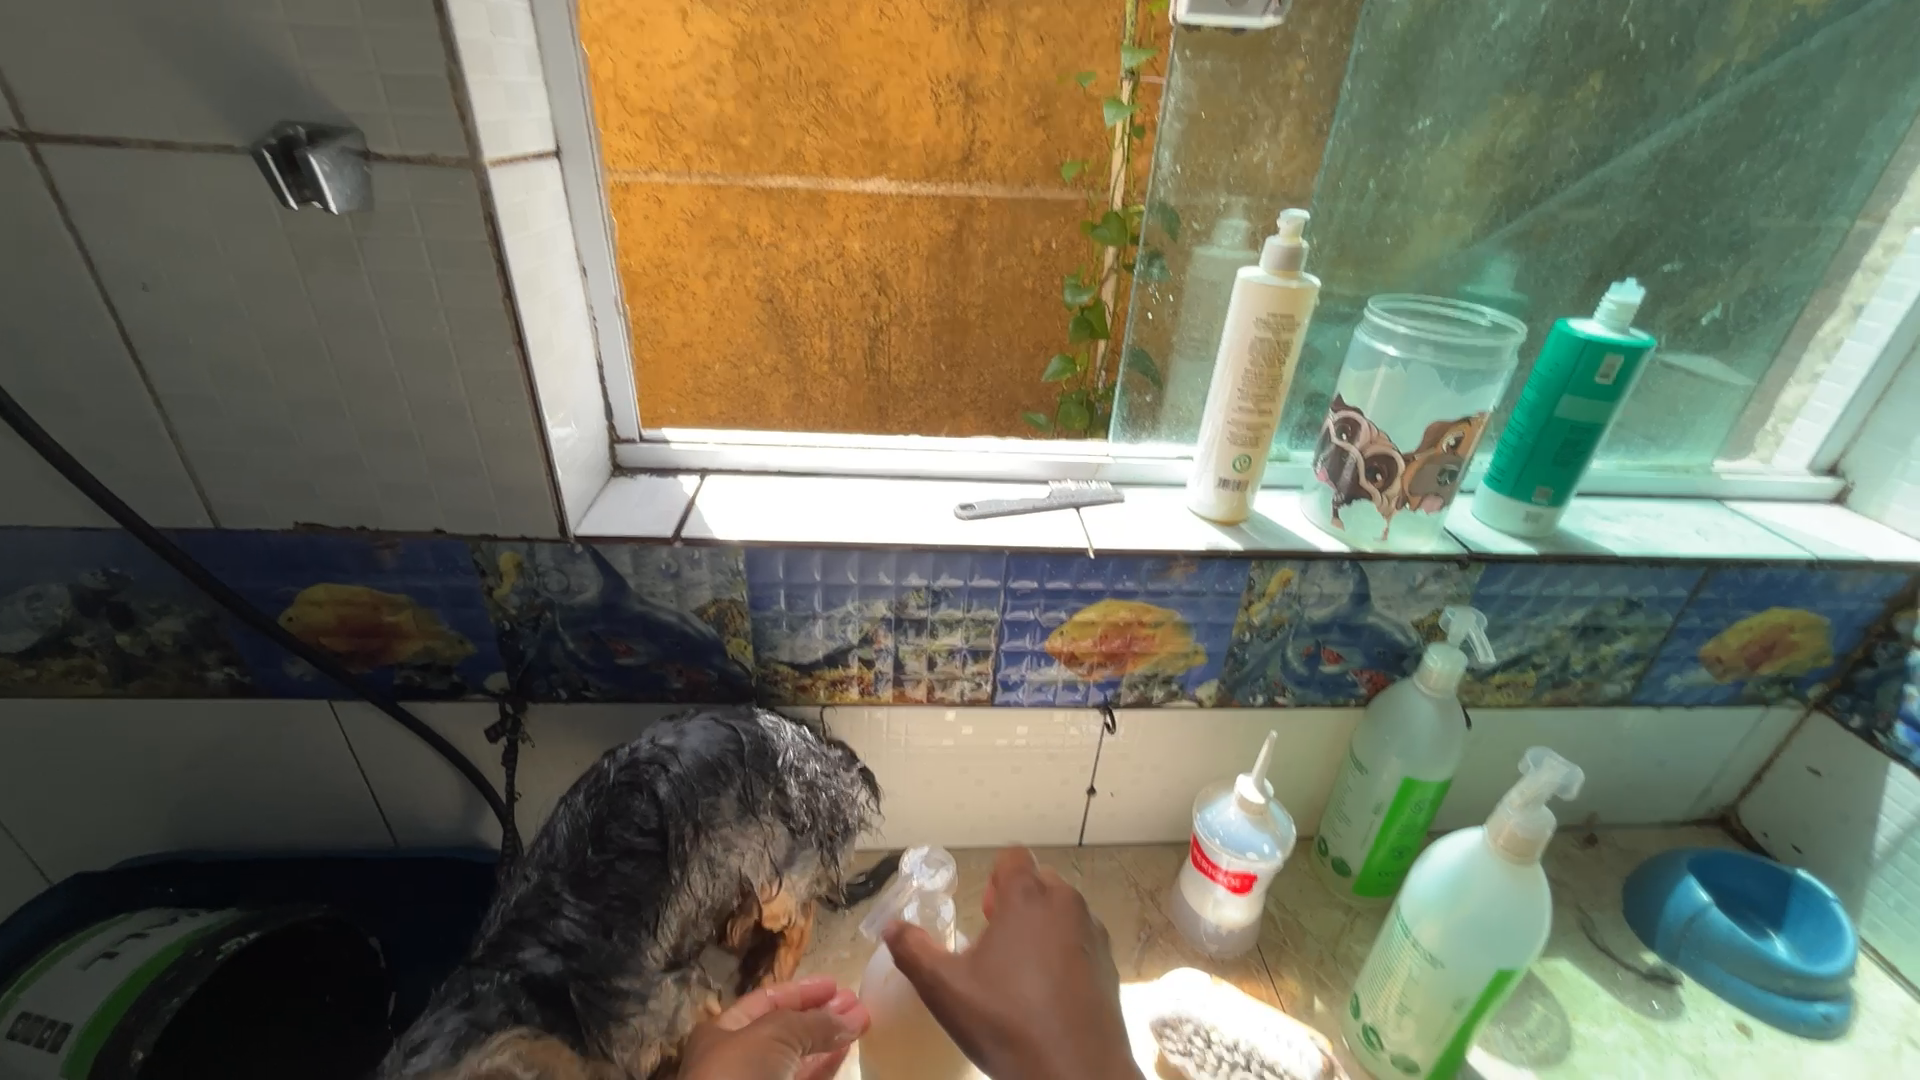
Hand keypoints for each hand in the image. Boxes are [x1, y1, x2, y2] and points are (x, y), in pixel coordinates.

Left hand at [677, 976, 869, 1079]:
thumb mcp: (776, 1033)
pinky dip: (824, 1068)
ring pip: (798, 1060)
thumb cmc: (739, 1075)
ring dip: (828, 1041)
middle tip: (854, 1003)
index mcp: (722, 1033)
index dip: (802, 991)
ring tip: (860, 1024)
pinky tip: (844, 1054)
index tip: (835, 985)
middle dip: (821, 1014)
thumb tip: (853, 1015)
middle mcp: (738, 1060)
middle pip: (786, 1030)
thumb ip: (815, 1021)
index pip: (768, 1000)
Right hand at [882, 847, 1142, 1079]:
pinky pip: (1082, 940)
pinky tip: (1052, 994)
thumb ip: (914, 950)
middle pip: (1039, 882)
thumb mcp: (945, 988)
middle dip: (1017, 902)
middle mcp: (1066, 902)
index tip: (985, 914)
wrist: (1075, 1074)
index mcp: (1027, 896)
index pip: (1013, 857)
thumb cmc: (1006, 1021)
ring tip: (1022, 972)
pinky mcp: (1110, 963)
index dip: (995, 878)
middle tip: (997, 943)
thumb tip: (892, 927)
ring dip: (1043, 927)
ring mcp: (1093, 932)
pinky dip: (1067, 953)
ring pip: (1063, 911)